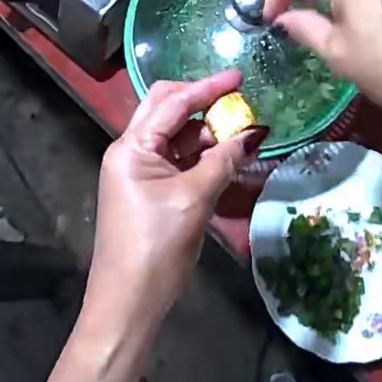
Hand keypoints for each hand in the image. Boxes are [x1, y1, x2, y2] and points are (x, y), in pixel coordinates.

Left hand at [86, 71, 265, 328]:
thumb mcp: (194, 201)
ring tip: (237, 131)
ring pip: (172, 133)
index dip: (207, 87)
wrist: (127, 305)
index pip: (172, 102)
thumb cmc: (156, 249)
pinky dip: (197, 153)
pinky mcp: (145, 187)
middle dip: (201, 101)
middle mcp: (129, 149)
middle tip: (236, 99)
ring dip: (203, 130)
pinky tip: (222, 154)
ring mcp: (135, 168)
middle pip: (166, 108)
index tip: (239, 76)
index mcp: (131, 146)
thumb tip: (254, 133)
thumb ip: (224, 162)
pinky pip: (173, 157)